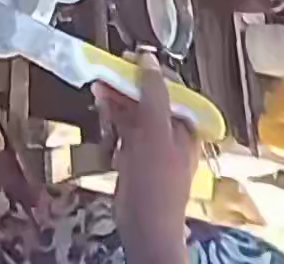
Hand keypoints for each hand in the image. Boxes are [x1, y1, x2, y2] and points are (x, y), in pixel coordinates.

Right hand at [95, 50, 197, 263]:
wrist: (144, 229)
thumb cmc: (156, 180)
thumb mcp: (155, 130)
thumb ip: (153, 92)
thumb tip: (148, 55)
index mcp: (185, 125)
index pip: (169, 87)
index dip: (149, 71)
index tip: (128, 59)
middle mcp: (171, 131)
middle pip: (148, 97)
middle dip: (127, 84)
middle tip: (108, 70)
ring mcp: (152, 144)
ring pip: (134, 110)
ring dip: (116, 97)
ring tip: (98, 86)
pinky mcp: (135, 155)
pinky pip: (124, 126)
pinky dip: (112, 114)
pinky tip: (100, 105)